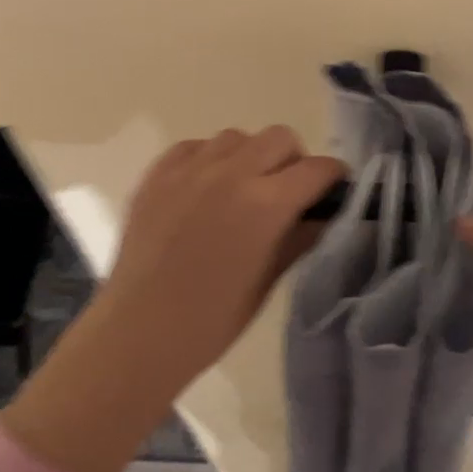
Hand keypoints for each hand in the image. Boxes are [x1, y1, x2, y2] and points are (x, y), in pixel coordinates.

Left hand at [1, 127, 343, 471]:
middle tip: (288, 194)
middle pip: (280, 138)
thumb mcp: (270, 279)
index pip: (317, 169)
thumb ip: (300, 237)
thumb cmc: (213, 319)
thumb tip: (322, 215)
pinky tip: (206, 190)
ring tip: (243, 190)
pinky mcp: (157, 175)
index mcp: (266, 203)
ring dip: (251, 157)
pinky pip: (195, 147)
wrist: (139, 334)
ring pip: (237, 137)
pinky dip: (209, 160)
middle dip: (294, 161)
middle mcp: (231, 173)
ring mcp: (189, 169)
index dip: (333, 180)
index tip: (333, 194)